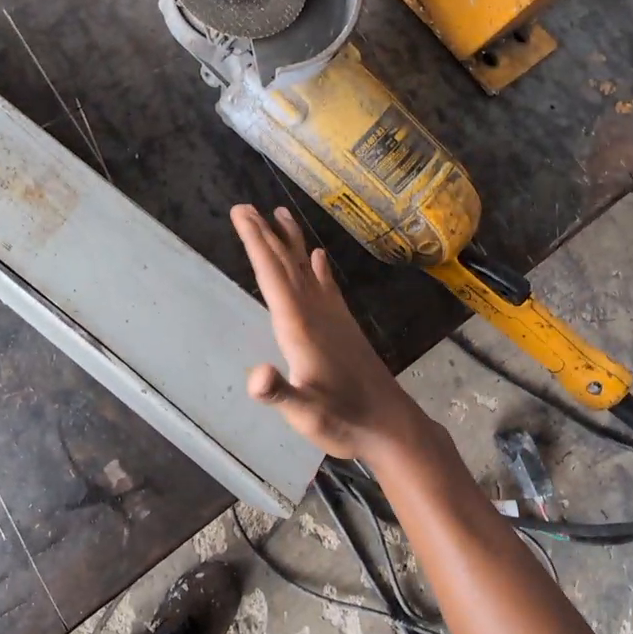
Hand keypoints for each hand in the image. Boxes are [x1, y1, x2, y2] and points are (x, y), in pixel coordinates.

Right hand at [234, 204, 430, 464]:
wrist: (391, 427)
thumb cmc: (343, 420)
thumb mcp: (305, 413)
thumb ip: (279, 393)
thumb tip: (255, 376)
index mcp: (299, 325)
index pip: (272, 274)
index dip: (255, 242)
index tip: (241, 212)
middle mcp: (315, 311)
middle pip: (286, 264)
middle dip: (264, 234)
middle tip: (245, 207)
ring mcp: (332, 317)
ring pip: (306, 269)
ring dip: (291, 242)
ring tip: (280, 214)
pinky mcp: (344, 327)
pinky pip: (327, 286)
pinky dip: (320, 268)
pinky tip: (321, 256)